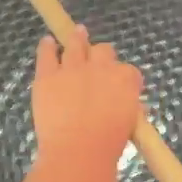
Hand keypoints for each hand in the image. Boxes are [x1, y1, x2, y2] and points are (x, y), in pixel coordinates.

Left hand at [32, 25, 143, 168]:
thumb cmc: (108, 144)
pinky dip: (48, 47)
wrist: (78, 150)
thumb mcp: (130, 126)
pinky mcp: (48, 75)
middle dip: (102, 54)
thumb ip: (131, 110)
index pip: (128, 71)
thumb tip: (134, 107)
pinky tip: (48, 42)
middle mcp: (101, 67)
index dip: (124, 76)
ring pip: (76, 44)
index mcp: (125, 80)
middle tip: (97, 59)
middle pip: (104, 50)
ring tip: (77, 32)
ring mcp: (72, 68)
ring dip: (77, 38)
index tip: (119, 85)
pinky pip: (47, 54)